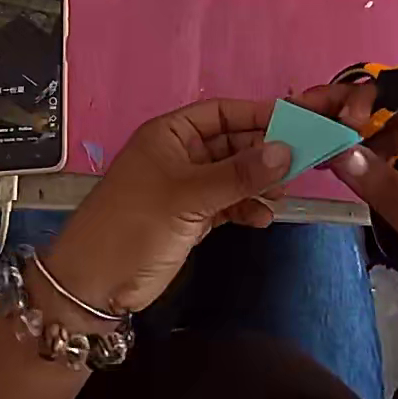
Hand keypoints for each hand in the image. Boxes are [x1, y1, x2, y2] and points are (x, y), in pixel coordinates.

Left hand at [43, 99, 289, 316]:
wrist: (95, 286)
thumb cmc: (136, 224)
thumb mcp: (189, 196)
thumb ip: (240, 174)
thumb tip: (286, 150)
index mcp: (172, 133)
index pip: (222, 112)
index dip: (258, 114)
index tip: (297, 119)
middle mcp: (182, 154)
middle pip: (233, 143)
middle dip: (264, 152)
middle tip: (302, 160)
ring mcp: (188, 186)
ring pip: (235, 174)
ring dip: (259, 183)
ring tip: (283, 194)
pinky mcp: (192, 216)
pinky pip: (229, 202)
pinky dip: (246, 207)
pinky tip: (262, 218)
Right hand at [291, 83, 397, 315]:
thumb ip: (386, 188)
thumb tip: (340, 150)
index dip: (369, 97)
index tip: (341, 119)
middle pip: (376, 103)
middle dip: (338, 103)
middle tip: (298, 112)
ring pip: (363, 123)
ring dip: (330, 121)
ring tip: (296, 128)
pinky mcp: (390, 171)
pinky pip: (359, 147)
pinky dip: (335, 145)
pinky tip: (312, 152)